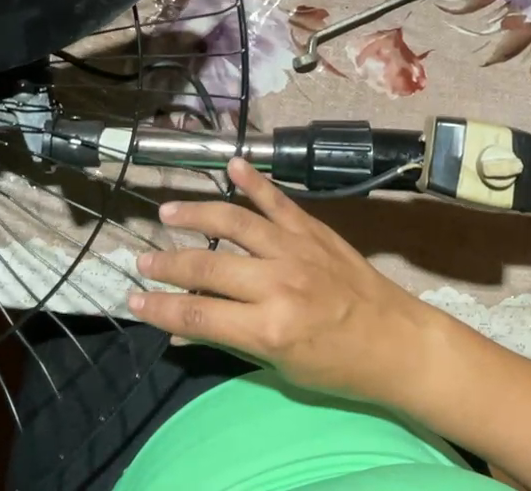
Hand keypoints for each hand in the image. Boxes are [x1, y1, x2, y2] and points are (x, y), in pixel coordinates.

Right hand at [130, 157, 449, 404]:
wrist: (397, 341)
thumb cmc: (339, 366)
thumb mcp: (281, 367)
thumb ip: (230, 341)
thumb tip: (180, 330)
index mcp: (270, 327)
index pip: (199, 315)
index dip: (161, 307)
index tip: (133, 298)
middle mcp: (278, 283)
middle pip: (209, 268)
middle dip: (169, 264)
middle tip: (142, 259)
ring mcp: (296, 250)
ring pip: (235, 223)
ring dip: (198, 215)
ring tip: (169, 212)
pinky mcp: (313, 229)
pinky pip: (277, 200)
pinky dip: (253, 180)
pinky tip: (231, 164)